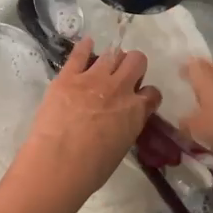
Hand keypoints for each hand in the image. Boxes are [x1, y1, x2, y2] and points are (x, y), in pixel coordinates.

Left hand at [16, 39, 160, 203]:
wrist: (59, 161)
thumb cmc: (92, 168)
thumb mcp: (121, 148)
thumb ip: (127, 127)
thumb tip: (122, 121)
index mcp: (136, 111)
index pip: (152, 92)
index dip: (146, 94)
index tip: (140, 97)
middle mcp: (119, 88)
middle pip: (136, 60)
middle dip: (133, 66)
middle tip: (123, 77)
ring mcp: (94, 78)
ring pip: (112, 54)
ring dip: (111, 59)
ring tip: (104, 66)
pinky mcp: (68, 76)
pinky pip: (79, 54)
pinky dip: (85, 46)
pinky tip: (87, 43)